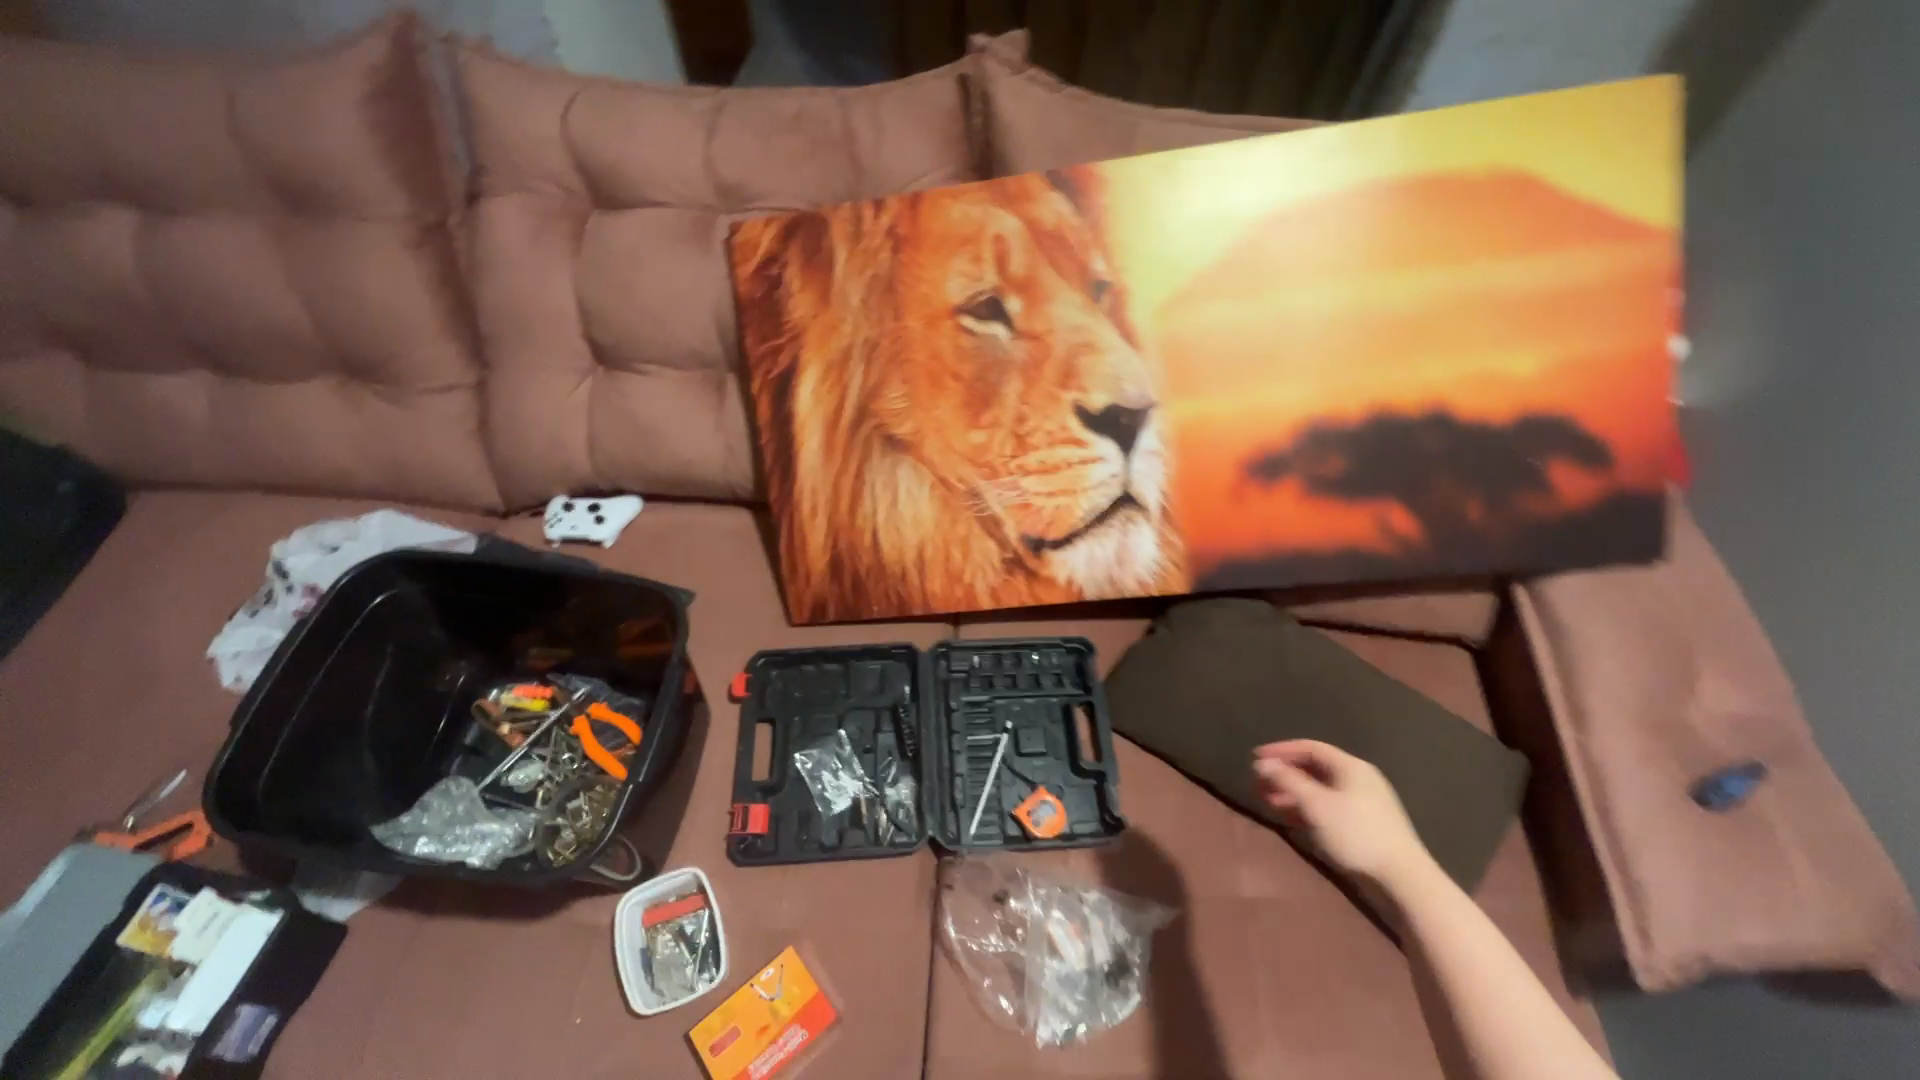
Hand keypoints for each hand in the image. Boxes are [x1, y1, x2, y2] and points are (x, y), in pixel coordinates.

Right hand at [1253, 740, 1433, 887]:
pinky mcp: (1363, 824)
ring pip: (1320, 790)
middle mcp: (1358, 779)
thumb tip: (1262, 764)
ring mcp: (1362, 802)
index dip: (1281, 750)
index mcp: (1351, 767)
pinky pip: (1327, 807)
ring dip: (1292, 793)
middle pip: (1314, 768)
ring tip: (1268, 802)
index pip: (1310, 748)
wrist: (1402, 877)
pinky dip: (1306, 809)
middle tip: (1258, 784)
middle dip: (1284, 774)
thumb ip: (1287, 781)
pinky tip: (1291, 819)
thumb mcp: (1316, 805)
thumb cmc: (1356, 834)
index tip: (1255, 757)